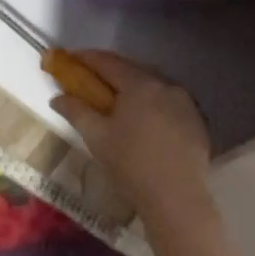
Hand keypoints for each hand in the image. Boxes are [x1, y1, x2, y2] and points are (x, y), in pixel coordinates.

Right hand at [50, 50, 211, 214]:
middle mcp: (166, 86)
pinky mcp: (197, 122)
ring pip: (153, 87)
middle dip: (109, 72)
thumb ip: (76, 111)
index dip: (86, 58)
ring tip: (116, 101)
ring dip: (132, 88)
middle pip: (133, 71)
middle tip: (89, 80)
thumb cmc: (130, 164)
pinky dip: (150, 105)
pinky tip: (142, 121)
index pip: (108, 62)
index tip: (70, 58)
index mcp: (140, 85)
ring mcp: (185, 103)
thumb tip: (58, 97)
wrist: (176, 197)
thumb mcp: (96, 137)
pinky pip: (168, 104)